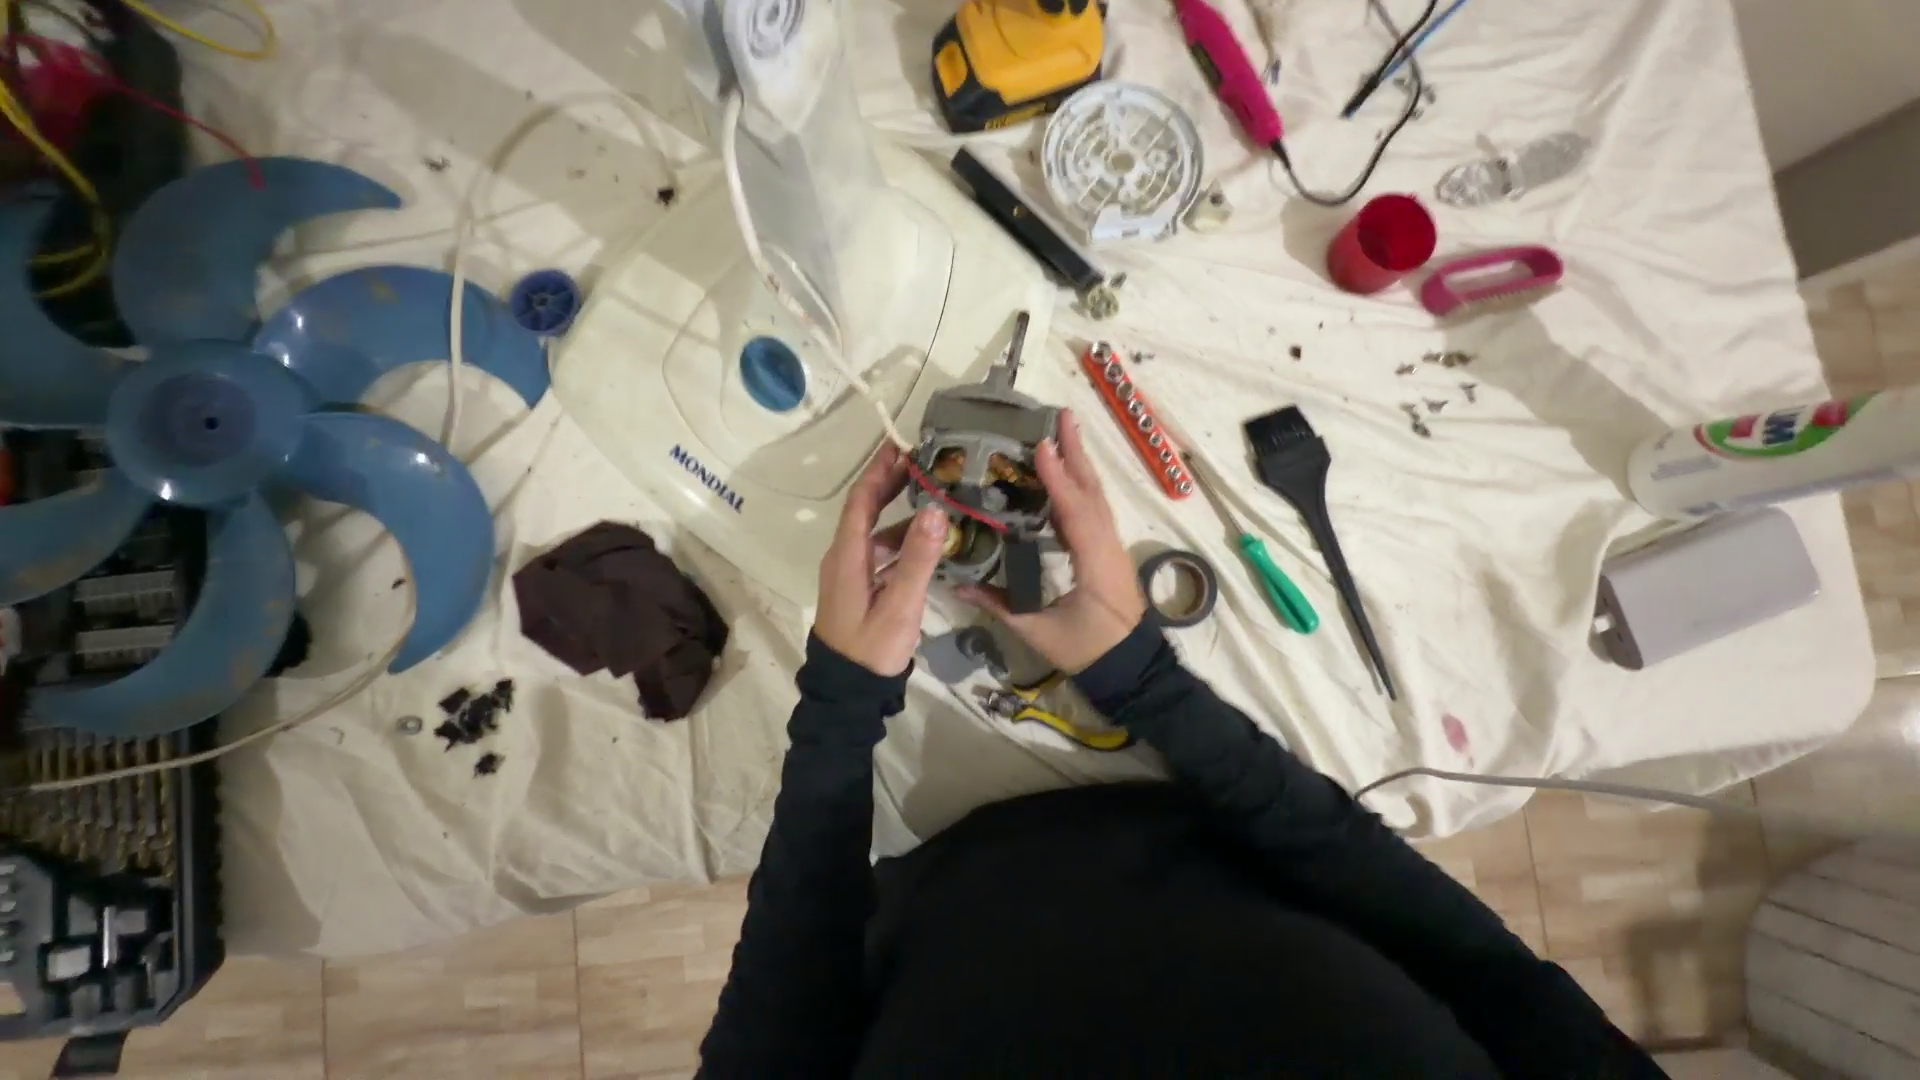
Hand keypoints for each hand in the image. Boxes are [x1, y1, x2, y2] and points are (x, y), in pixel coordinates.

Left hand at [815, 442, 949, 675]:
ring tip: (934, 497)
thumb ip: (918, 559)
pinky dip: (902, 541)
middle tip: (921, 461)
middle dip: (890, 483)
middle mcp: (845, 557)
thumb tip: (935, 510)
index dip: (878, 470)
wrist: (847, 690)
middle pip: (866, 510)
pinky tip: (928, 542)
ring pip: (876, 532)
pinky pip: (881, 553)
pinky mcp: (860, 588)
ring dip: (900, 513)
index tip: (899, 445)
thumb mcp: (900, 605)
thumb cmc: (871, 647)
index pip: (861, 500)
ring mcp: (851, 574)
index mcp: (848, 555)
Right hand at [958, 409, 1145, 671]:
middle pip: (1093, 494)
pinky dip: (1080, 487)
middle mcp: (1109, 548)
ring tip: (1063, 433)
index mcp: (1095, 565)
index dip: (1060, 480)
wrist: (1131, 667)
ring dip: (1080, 464)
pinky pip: (1095, 511)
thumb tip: (956, 584)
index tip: (1043, 447)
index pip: (1076, 515)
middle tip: (1061, 417)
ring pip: (1097, 498)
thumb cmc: (1088, 652)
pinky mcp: (1109, 552)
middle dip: (1076, 454)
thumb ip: (1000, 605)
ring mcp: (1113, 548)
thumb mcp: (1040, 632)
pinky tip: (1065, 475)